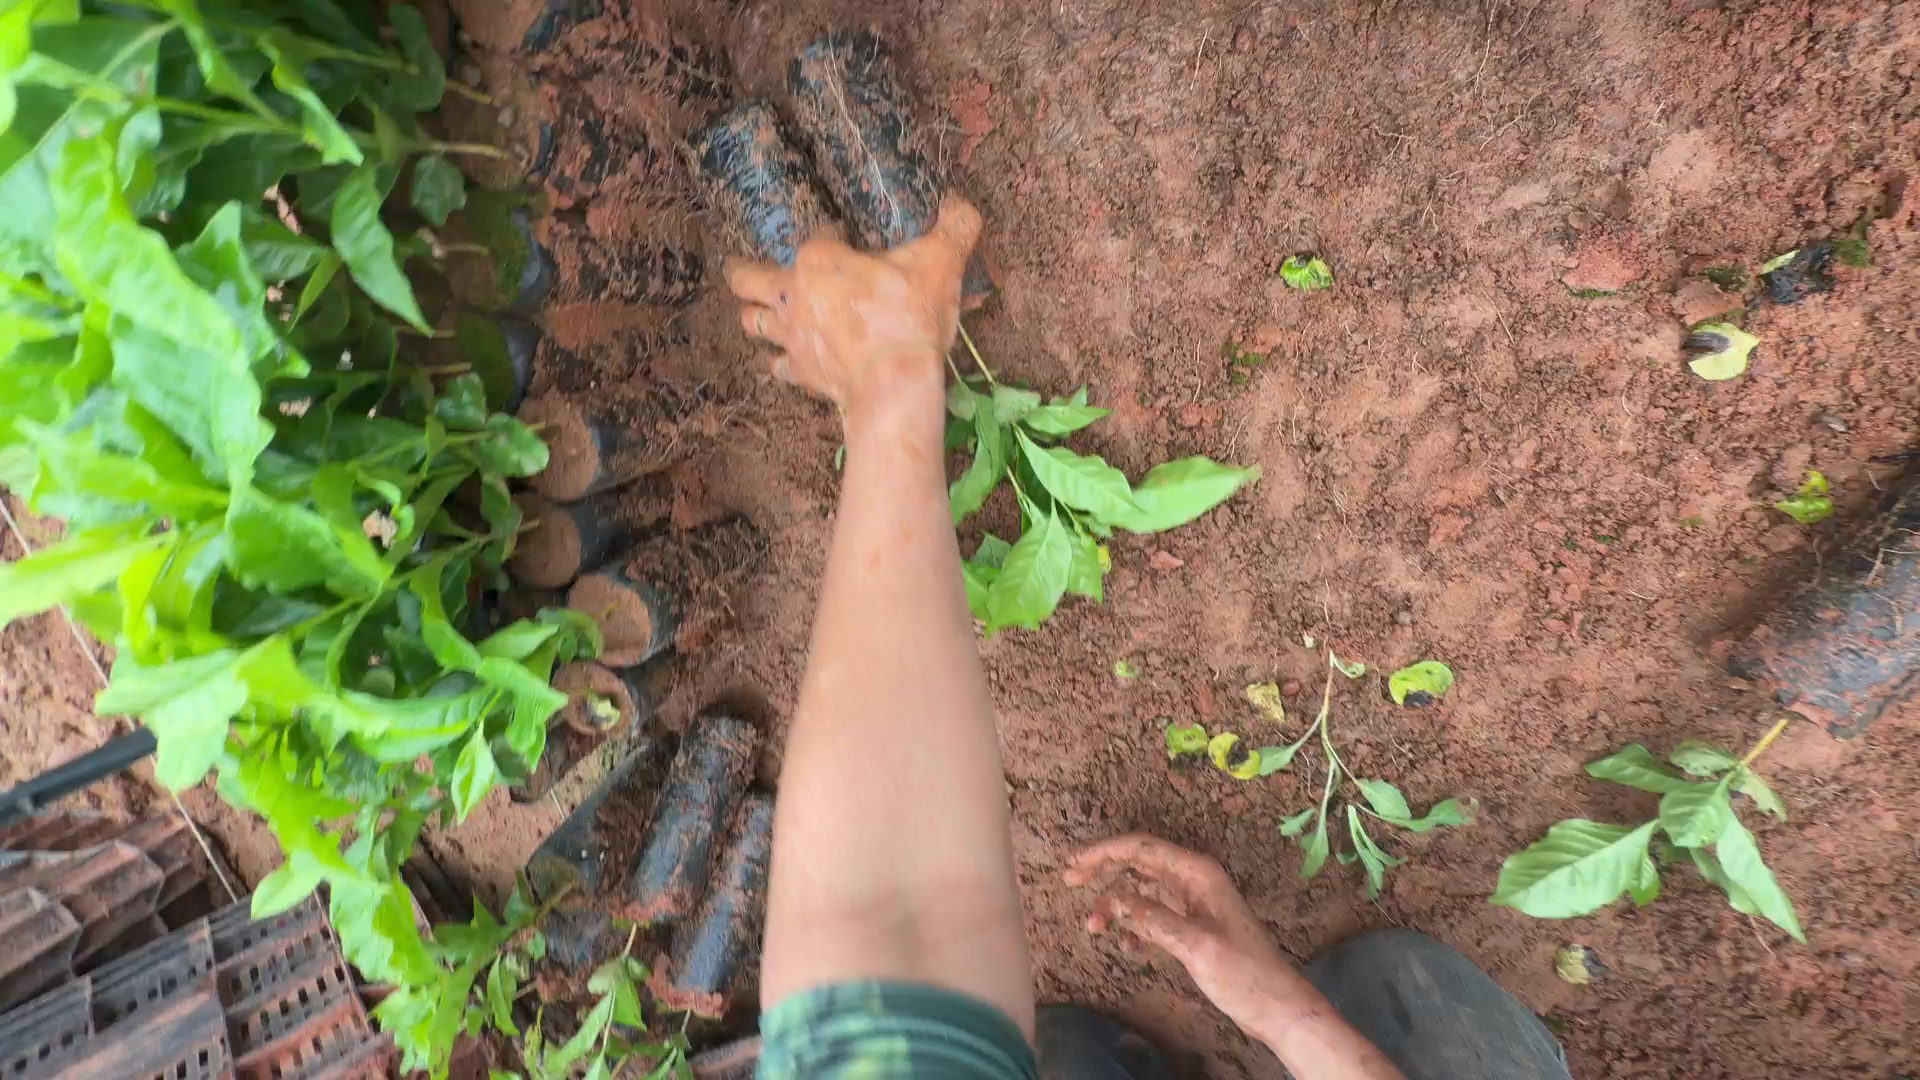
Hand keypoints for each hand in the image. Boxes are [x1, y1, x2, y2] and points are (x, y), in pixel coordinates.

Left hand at [724, 196, 981, 409]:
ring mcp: (791, 337)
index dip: (832, 235)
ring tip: (763, 315)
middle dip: (743, 274)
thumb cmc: (910, 318)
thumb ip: (954, 227)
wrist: (895, 384)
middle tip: (742, 271)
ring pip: (752, 322)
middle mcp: (792, 294)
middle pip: (748, 279)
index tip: (847, 239)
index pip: (816, 235)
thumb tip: (961, 205)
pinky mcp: (800, 373)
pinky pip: (779, 367)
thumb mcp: (941, 264)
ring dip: (756, 317)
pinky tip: (793, 363)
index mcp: (819, 259)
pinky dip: (783, 364)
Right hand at [1065, 834, 1319, 1036]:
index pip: (1140, 847)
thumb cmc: (1244, 973)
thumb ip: (1153, 919)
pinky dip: (1133, 925)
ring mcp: (1191, 901)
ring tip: (1093, 928)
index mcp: (1195, 872)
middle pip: (1137, 863)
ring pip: (1141, 890)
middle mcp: (1191, 879)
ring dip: (1115, 905)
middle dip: (1103, 871)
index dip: (1104, 851)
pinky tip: (1124, 946)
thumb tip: (1114, 899)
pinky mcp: (1190, 924)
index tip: (1075, 864)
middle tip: (1070, 880)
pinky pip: (1151, 914)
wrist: (1280, 1009)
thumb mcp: (1196, 946)